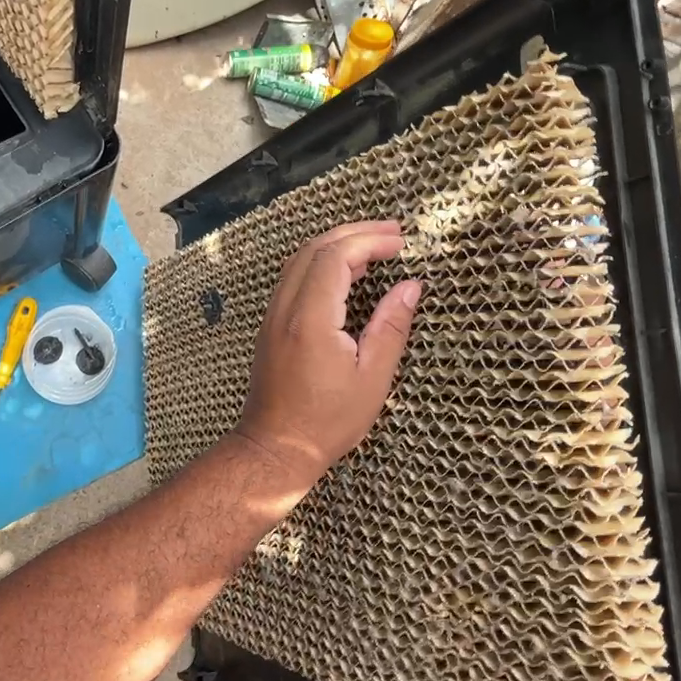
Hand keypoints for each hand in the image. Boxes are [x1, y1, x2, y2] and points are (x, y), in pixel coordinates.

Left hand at [230, 220, 420, 487]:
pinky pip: (292, 279)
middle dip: (354, 233)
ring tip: (375, 248)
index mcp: (310, 319)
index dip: (370, 241)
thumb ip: (390, 327)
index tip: (402, 243)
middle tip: (393, 233)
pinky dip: (319, 265)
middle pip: (314, 249)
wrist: (275, 447)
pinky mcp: (270, 327)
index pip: (336, 256)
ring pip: (299, 261)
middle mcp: (284, 309)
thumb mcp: (372, 378)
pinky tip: (345, 275)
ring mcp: (272, 317)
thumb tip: (411, 286)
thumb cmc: (327, 421)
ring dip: (335, 245)